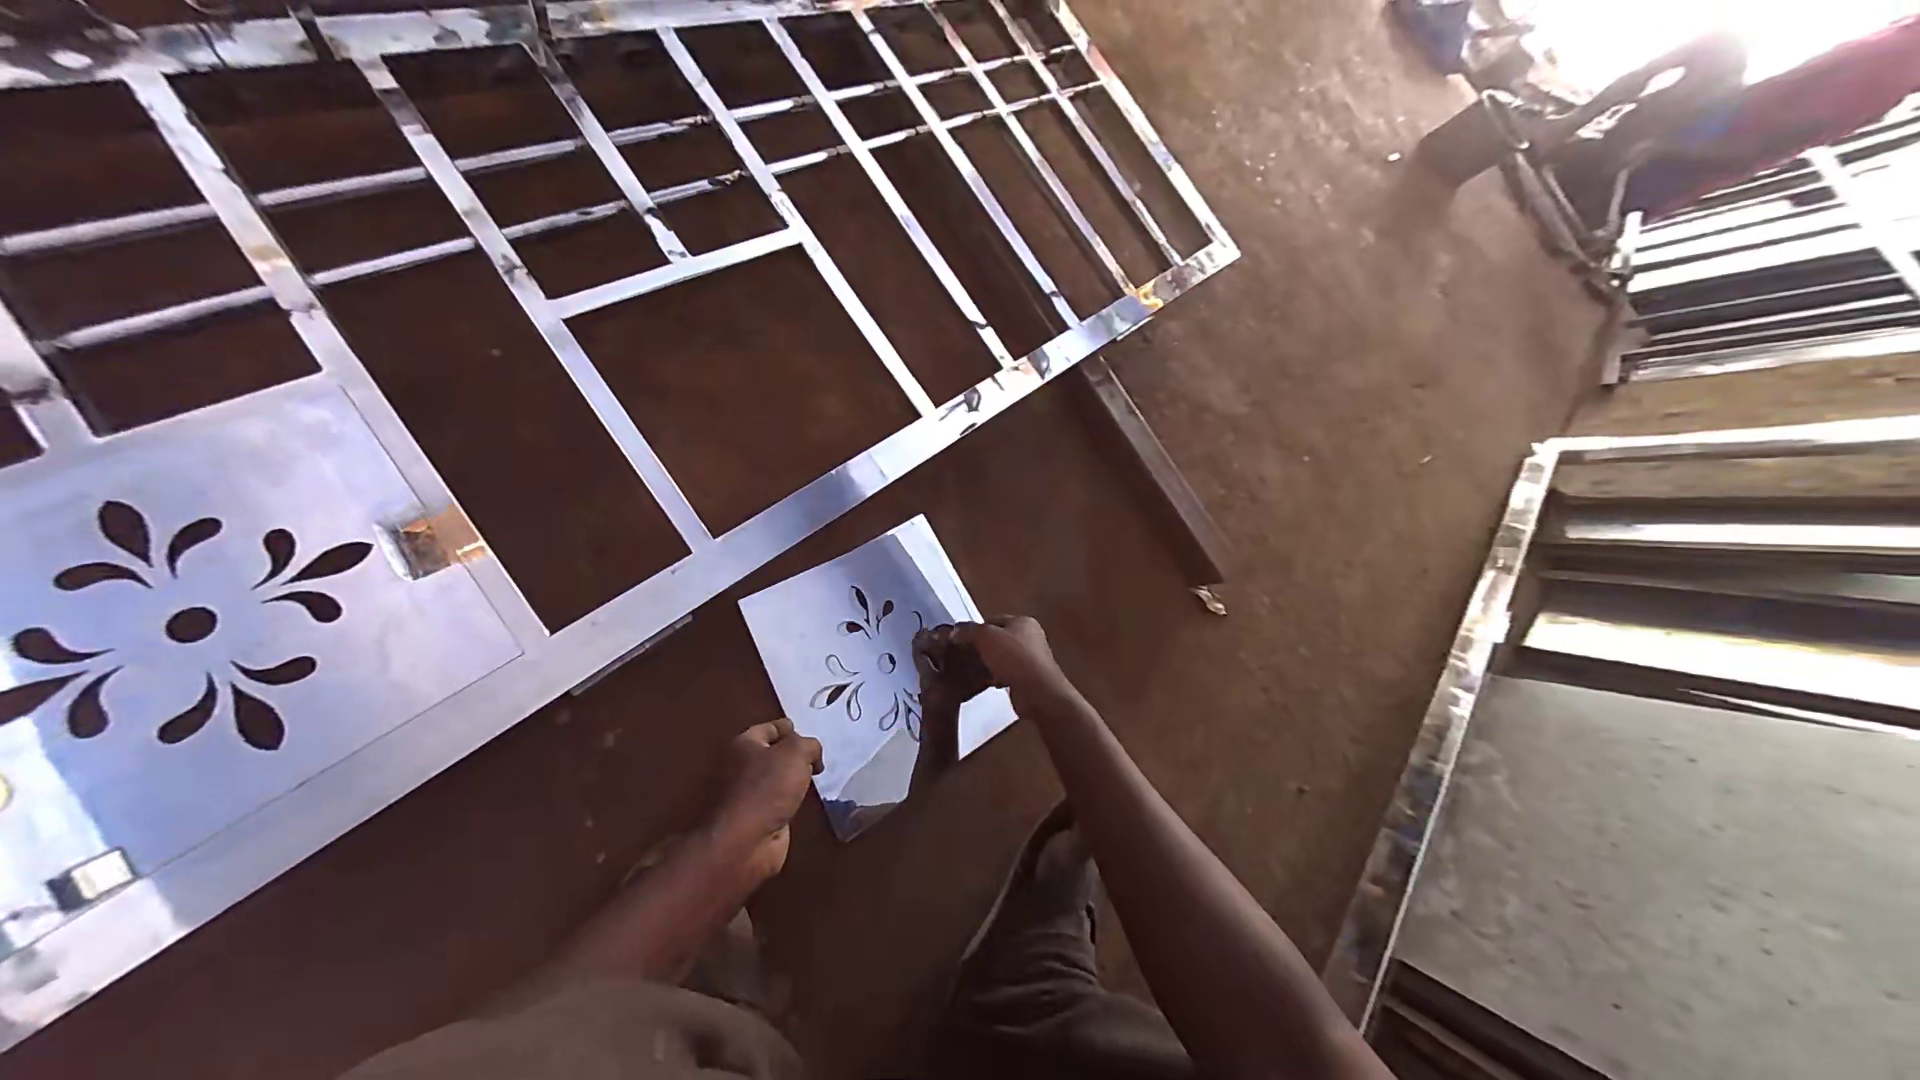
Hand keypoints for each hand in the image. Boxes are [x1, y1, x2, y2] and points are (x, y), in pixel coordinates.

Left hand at [712, 716, 821, 885]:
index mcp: (743, 745)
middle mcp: (740, 768)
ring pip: (775, 779)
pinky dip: (790, 799)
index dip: (786, 728)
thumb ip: (808, 745)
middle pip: (770, 754)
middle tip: (815, 754)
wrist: (745, 842)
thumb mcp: (796, 752)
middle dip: (792, 753)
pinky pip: (778, 801)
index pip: (768, 728)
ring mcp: (746, 796)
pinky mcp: (755, 819)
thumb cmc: (767, 787)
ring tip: (815, 775)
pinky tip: (805, 799)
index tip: (802, 730)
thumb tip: (811, 754)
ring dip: (792, 778)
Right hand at [951, 616, 1076, 713]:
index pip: (992, 620)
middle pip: (997, 640)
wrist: (1036, 692)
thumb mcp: (985, 636)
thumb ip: (969, 631)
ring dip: (988, 664)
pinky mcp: (1027, 679)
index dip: (975, 629)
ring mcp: (1030, 660)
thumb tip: (956, 631)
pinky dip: (996, 677)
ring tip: (974, 669)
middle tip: (965, 654)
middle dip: (981, 648)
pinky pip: (1006, 675)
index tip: (960, 638)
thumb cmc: (1016, 659)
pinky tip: (988, 682)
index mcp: (1023, 622)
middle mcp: (1030, 638)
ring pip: (1001, 659)